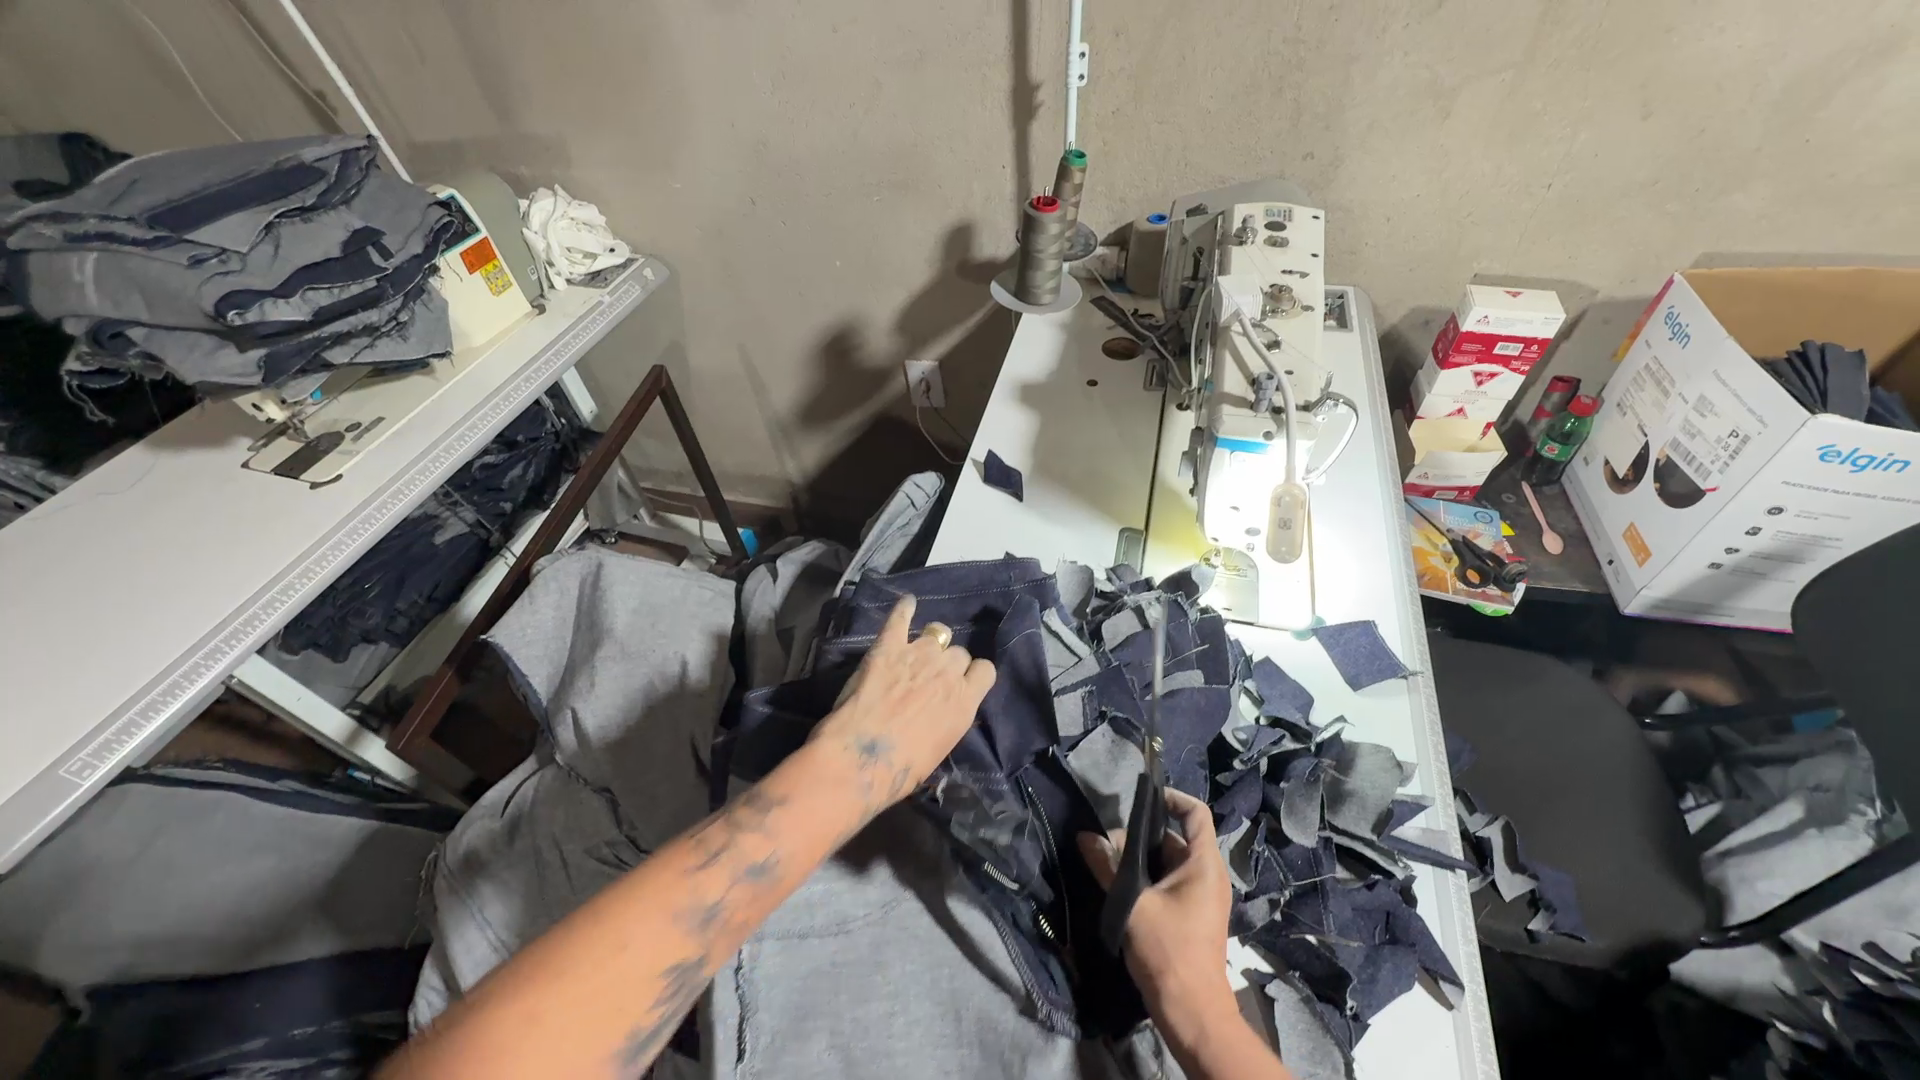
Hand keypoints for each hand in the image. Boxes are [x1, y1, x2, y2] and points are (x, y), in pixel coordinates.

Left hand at [812, 594, 995, 813]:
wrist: (863, 759)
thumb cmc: (903, 768)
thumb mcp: (942, 747)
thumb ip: (951, 718)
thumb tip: (947, 710)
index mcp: (965, 701)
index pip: (984, 670)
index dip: (972, 675)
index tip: (962, 683)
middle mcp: (947, 671)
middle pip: (958, 653)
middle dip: (948, 662)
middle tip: (930, 677)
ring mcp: (917, 655)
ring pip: (936, 632)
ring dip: (931, 641)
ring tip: (918, 651)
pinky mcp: (887, 648)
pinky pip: (899, 619)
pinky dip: (904, 609)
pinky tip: (907, 603)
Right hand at [1078, 787, 1234, 1034]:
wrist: (1191, 1010)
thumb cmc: (1168, 950)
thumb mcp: (1132, 903)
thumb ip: (1107, 866)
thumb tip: (1085, 836)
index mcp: (1204, 864)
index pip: (1195, 813)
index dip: (1171, 798)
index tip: (1141, 799)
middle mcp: (1208, 875)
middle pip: (1174, 839)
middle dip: (1139, 838)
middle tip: (1106, 850)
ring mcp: (1202, 897)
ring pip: (1168, 863)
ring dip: (1139, 862)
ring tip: (1107, 871)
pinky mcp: (1193, 916)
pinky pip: (1170, 884)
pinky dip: (1147, 881)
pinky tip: (1120, 892)